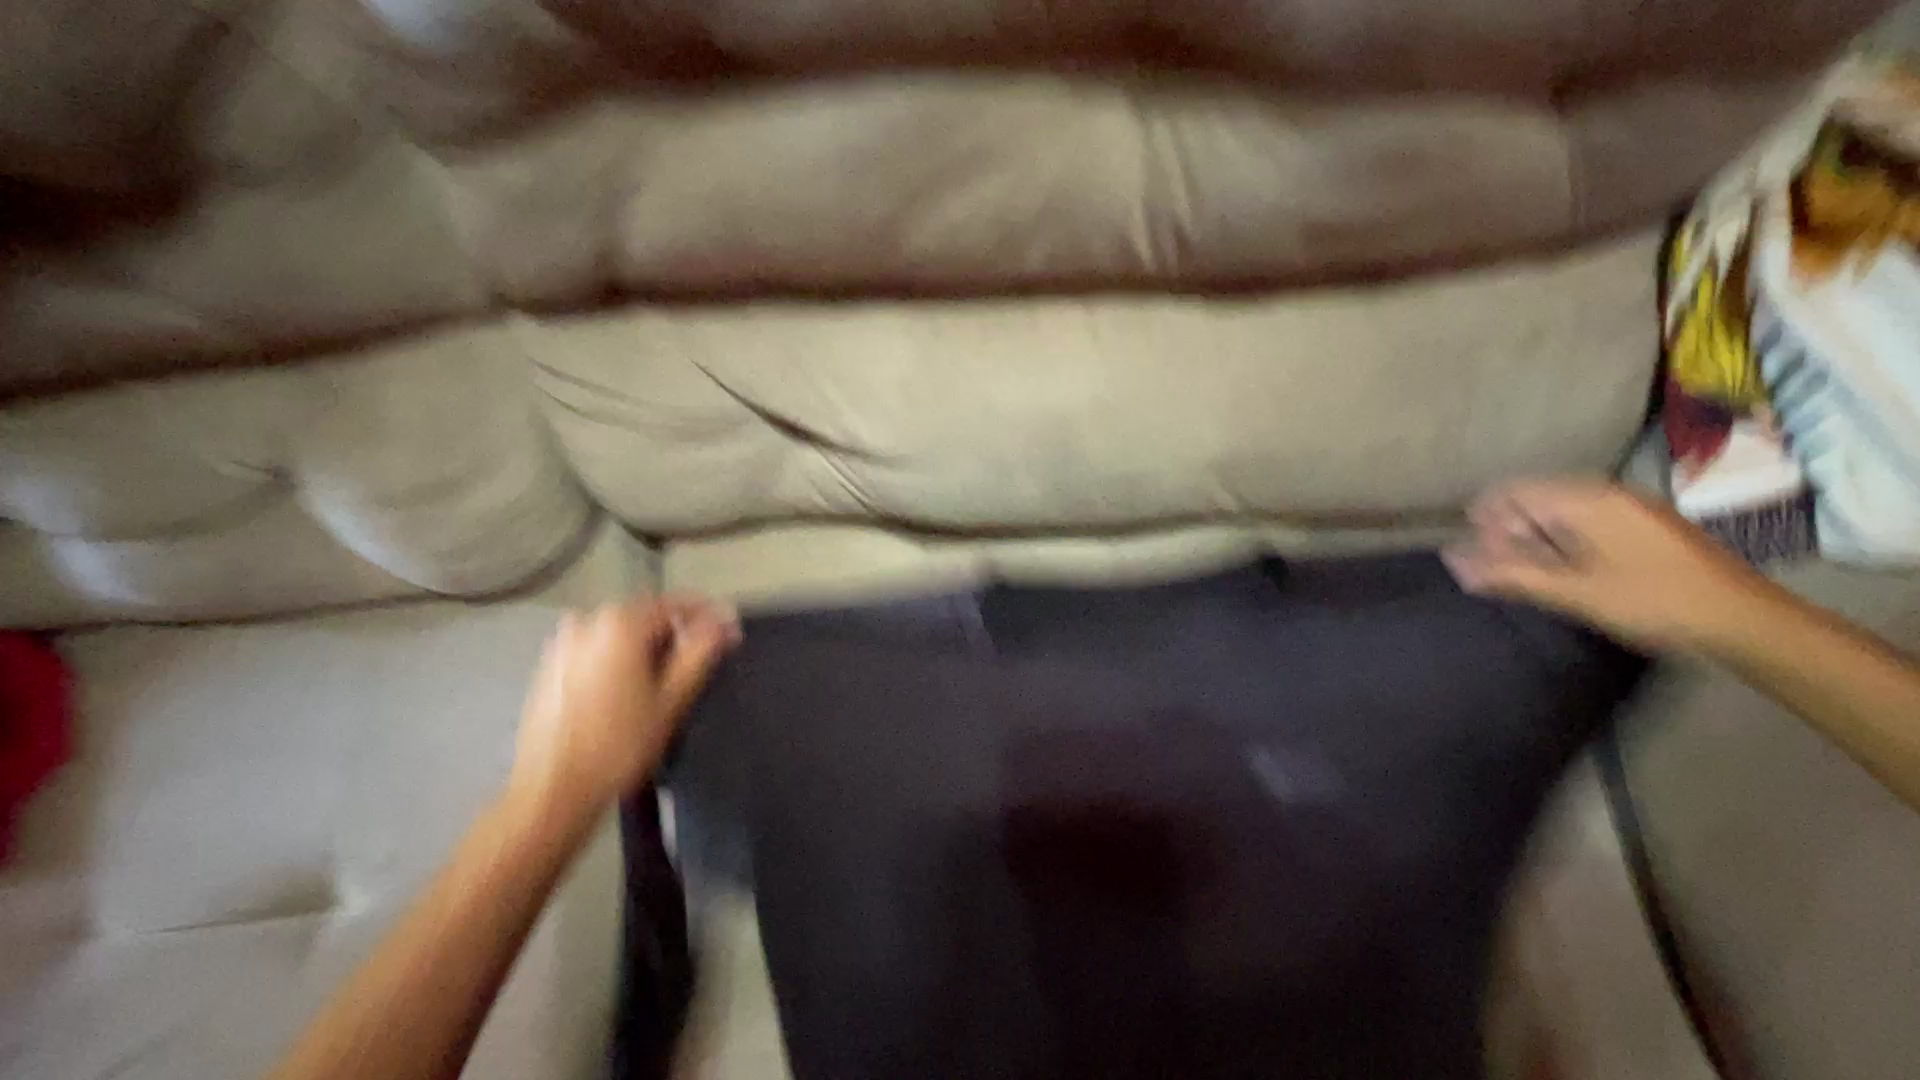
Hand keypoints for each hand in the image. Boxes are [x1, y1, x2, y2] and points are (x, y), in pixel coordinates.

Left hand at [507, 595, 740, 824]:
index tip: (730, 632)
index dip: (707, 616)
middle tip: (697, 666)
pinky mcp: (549, 667)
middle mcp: (586, 622)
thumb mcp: (671, 700)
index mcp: (619, 624)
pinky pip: (595, 651)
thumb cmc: (618, 747)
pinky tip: (626, 696)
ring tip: (662, 686)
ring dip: (645, 650)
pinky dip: (616, 662)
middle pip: (644, 618)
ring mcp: (563, 644)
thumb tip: (724, 621)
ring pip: (618, 636)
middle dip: (674, 636)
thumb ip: (700, 652)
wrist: (551, 791)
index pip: (675, 604)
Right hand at [1442, 477, 1778, 651]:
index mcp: (1588, 501)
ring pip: (1565, 510)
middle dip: (1510, 528)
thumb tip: (1453, 560)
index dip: (1486, 518)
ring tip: (1530, 572)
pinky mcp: (1650, 527)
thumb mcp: (1574, 592)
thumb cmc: (1652, 602)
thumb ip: (1510, 574)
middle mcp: (1609, 493)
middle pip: (1539, 498)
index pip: (1515, 492)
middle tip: (1499, 567)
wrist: (1746, 621)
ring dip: (1538, 537)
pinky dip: (1567, 539)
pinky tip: (1570, 570)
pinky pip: (1590, 520)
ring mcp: (1634, 508)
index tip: (1473, 552)